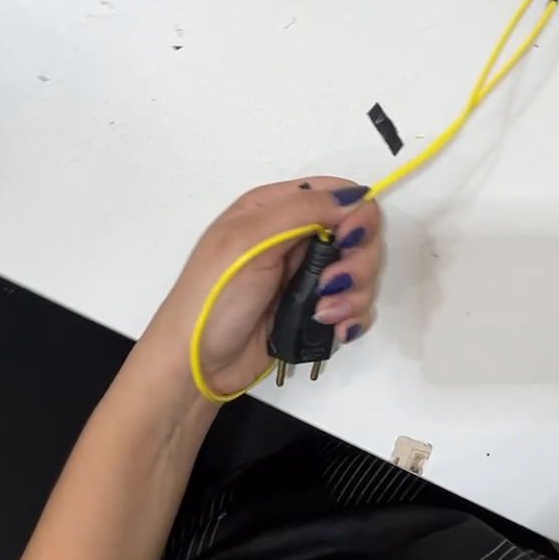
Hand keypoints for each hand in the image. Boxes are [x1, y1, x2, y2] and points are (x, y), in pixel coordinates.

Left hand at [148, 179, 384, 398]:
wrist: (197, 365)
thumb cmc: (213, 298)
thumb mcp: (248, 242)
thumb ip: (302, 211)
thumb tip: (356, 200)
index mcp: (275, 208)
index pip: (337, 193)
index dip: (355, 213)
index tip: (350, 240)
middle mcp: (296, 236)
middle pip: (358, 233)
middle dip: (357, 261)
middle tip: (332, 285)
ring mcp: (307, 274)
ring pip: (361, 270)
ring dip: (354, 293)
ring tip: (323, 313)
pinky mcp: (315, 308)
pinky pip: (355, 303)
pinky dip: (353, 316)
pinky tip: (335, 328)